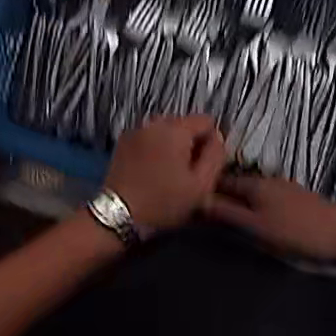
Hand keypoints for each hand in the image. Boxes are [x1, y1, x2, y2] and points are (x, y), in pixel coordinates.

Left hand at [104, 116, 229, 233]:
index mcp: (176, 128)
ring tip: (167, 173)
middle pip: (184, 124)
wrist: (118, 213)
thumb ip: (216, 156)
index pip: (206, 121)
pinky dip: (154, 148)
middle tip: (186, 173)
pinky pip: (148, 137)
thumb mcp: (201, 185)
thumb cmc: (163, 202)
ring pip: (165, 131)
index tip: (203, 165)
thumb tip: (217, 137)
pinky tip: (150, 170)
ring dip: (171, 146)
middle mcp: (154, 122)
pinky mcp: (122, 141)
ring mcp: (135, 129)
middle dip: (190, 143)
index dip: (211, 143)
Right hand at [205, 175, 335, 262]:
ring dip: (240, 206)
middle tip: (208, 221)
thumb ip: (226, 214)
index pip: (220, 182)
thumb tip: (197, 200)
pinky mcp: (299, 201)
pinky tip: (259, 225)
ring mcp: (286, 189)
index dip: (205, 193)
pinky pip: (268, 202)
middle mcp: (268, 180)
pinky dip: (257, 210)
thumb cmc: (298, 231)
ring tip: (231, 225)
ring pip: (253, 195)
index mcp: (254, 184)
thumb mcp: (256, 226)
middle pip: (237, 187)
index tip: (192, 209)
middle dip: (222, 200)